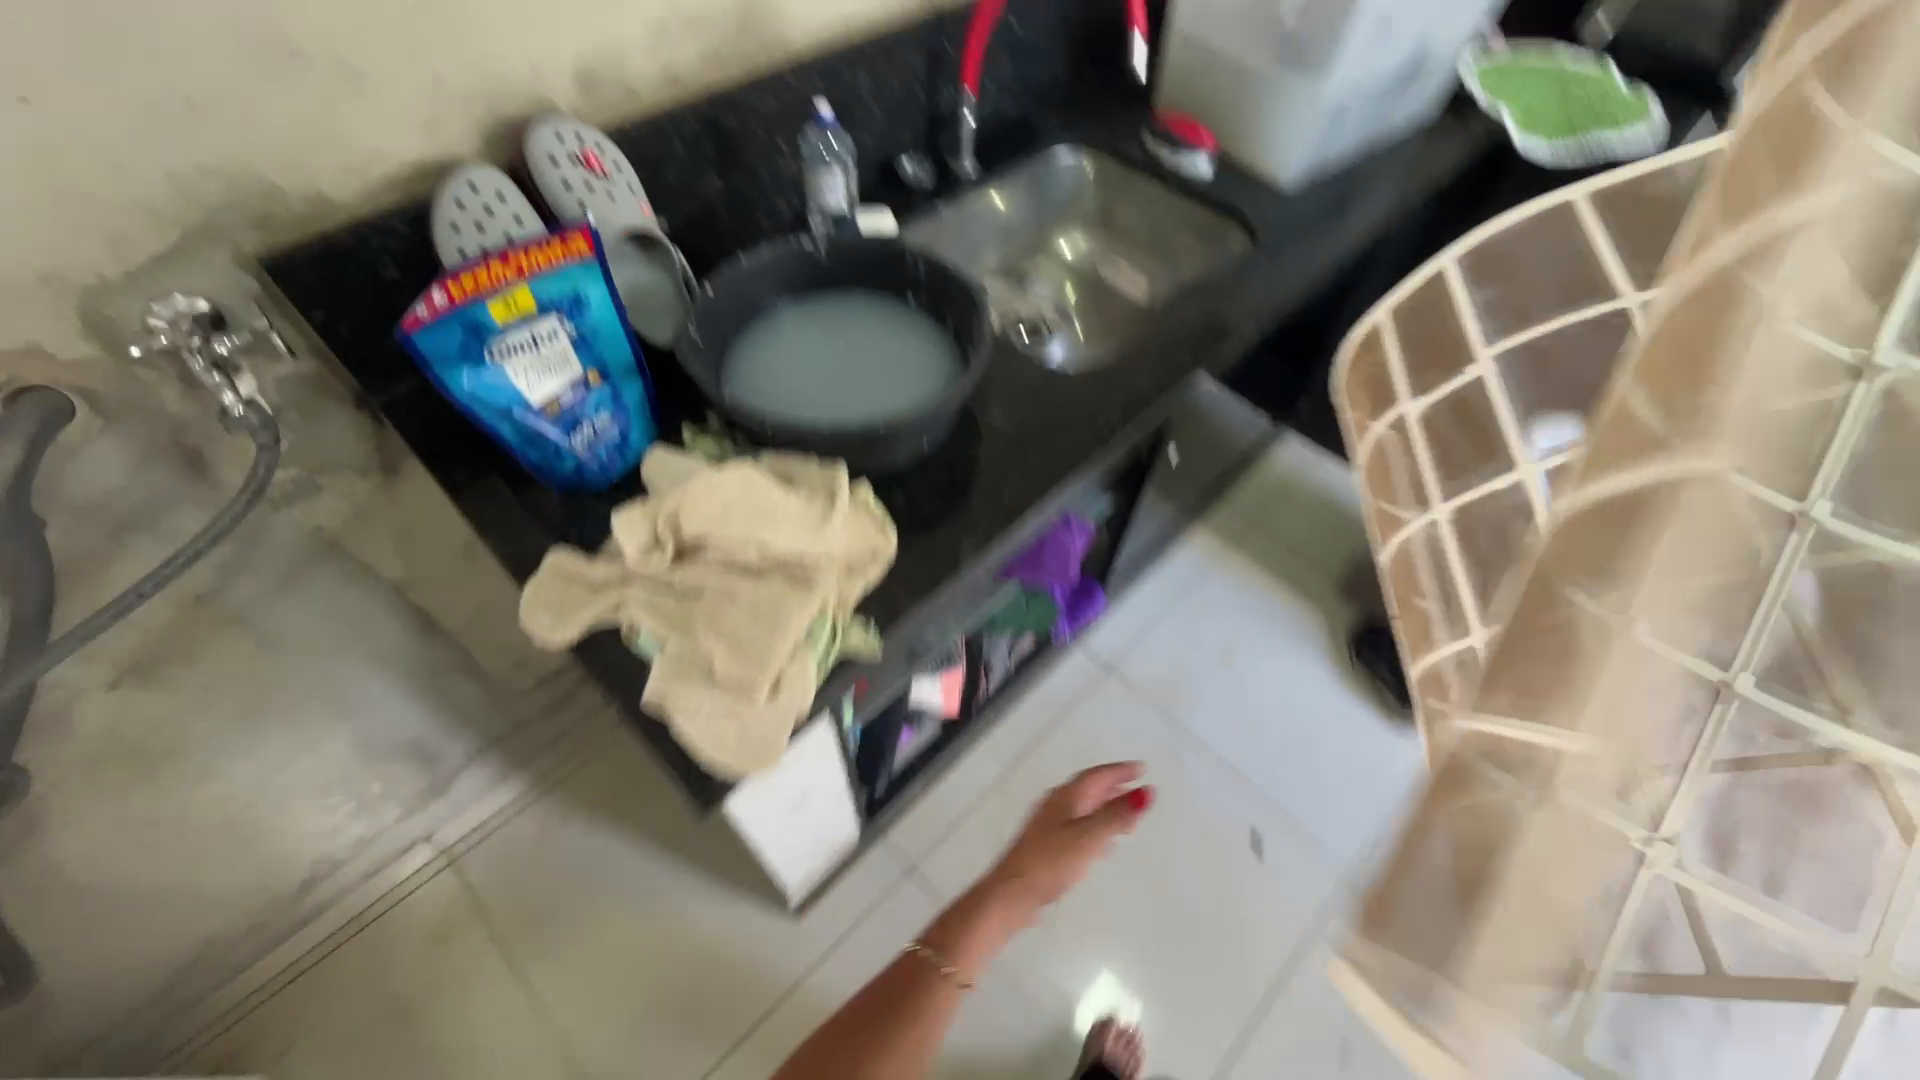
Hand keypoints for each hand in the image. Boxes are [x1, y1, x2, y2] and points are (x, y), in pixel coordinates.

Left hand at [982, 762, 1153, 923]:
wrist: (1014, 892)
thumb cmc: (1052, 861)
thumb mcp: (1089, 837)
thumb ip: (1117, 815)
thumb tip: (1147, 791)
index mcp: (1066, 797)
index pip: (1096, 775)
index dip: (1120, 771)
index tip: (1142, 769)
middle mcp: (1056, 804)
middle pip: (1089, 789)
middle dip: (1114, 787)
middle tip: (1138, 789)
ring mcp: (1049, 824)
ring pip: (1084, 808)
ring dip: (1106, 807)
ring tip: (1128, 815)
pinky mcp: (1047, 845)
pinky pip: (1078, 826)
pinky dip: (1096, 826)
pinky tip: (1103, 844)